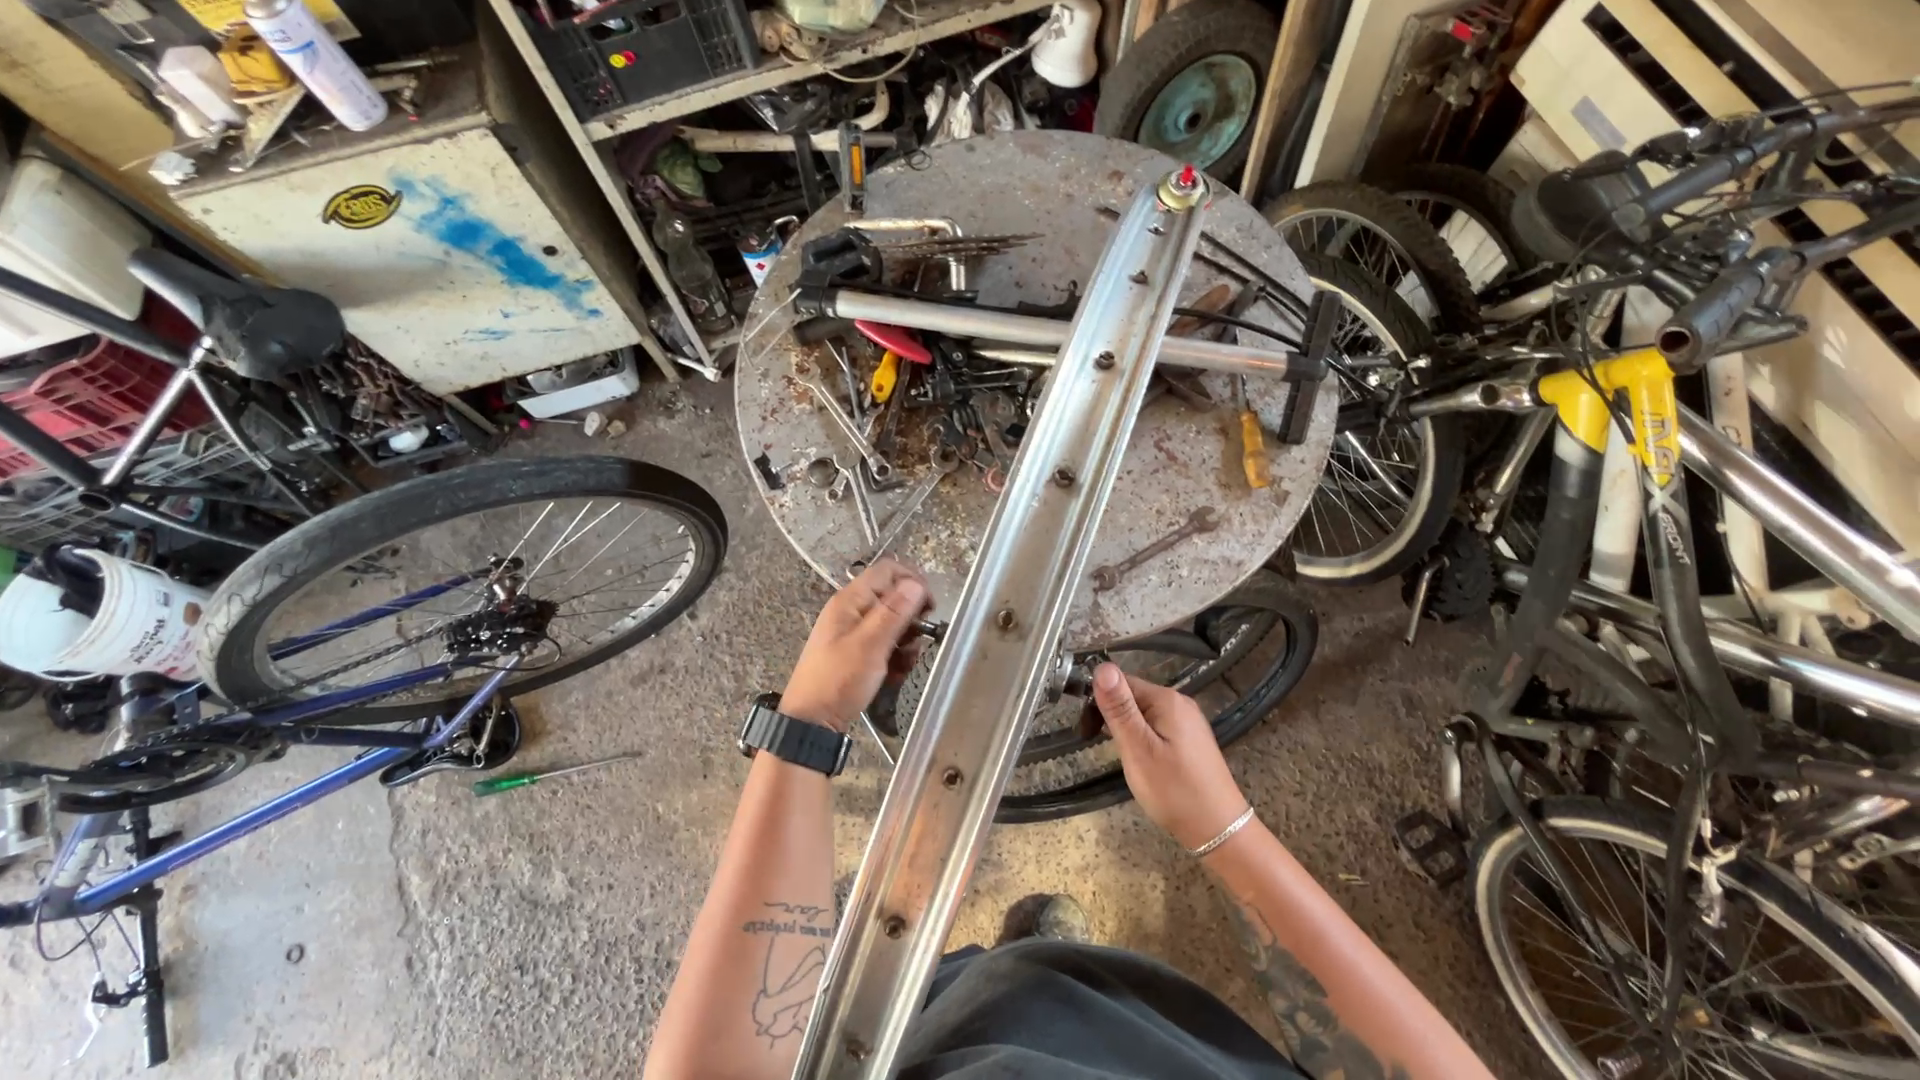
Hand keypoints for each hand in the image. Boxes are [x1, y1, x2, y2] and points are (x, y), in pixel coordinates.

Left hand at [781, 558, 932, 732]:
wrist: (812, 721)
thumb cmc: (838, 680)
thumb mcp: (870, 645)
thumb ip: (894, 612)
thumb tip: (917, 583)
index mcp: (850, 600)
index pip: (888, 570)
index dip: (913, 582)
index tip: (929, 609)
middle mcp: (852, 610)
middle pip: (893, 597)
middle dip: (911, 618)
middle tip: (917, 641)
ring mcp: (854, 632)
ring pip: (893, 623)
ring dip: (906, 641)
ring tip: (905, 663)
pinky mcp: (857, 653)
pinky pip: (885, 644)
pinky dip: (895, 656)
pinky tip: (896, 673)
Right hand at [1093, 663, 1250, 851]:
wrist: (1218, 828)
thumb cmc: (1173, 789)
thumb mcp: (1138, 748)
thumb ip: (1119, 707)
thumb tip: (1101, 666)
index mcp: (1167, 700)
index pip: (1122, 682)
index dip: (1100, 701)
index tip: (1089, 730)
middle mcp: (1180, 703)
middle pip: (1133, 697)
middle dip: (1114, 717)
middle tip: (1105, 748)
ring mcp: (1189, 722)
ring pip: (1144, 715)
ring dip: (1128, 731)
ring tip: (1125, 759)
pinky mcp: (1191, 740)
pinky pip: (1157, 728)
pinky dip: (1143, 740)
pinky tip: (1143, 762)